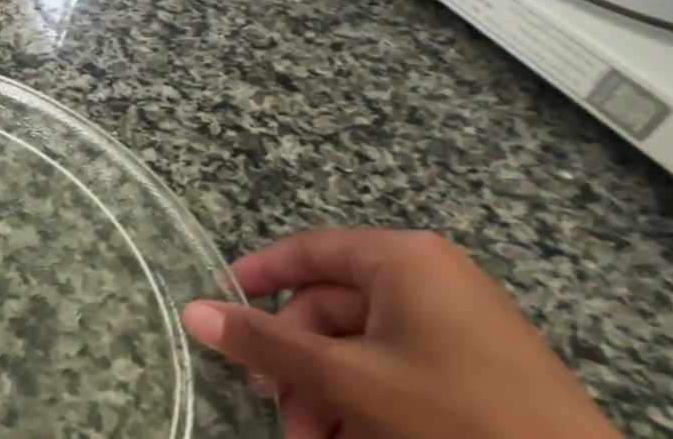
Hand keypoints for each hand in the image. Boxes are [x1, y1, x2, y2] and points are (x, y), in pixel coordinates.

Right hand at [181, 228, 620, 438]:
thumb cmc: (458, 414)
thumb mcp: (350, 380)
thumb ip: (267, 344)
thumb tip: (192, 312)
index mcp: (402, 259)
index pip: (308, 252)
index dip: (258, 277)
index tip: (221, 306)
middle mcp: (429, 277)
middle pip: (332, 309)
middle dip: (298, 364)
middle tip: (278, 410)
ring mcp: (459, 322)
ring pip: (361, 348)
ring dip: (327, 392)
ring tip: (312, 437)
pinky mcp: (479, 366)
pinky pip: (398, 370)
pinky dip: (367, 402)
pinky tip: (351, 438)